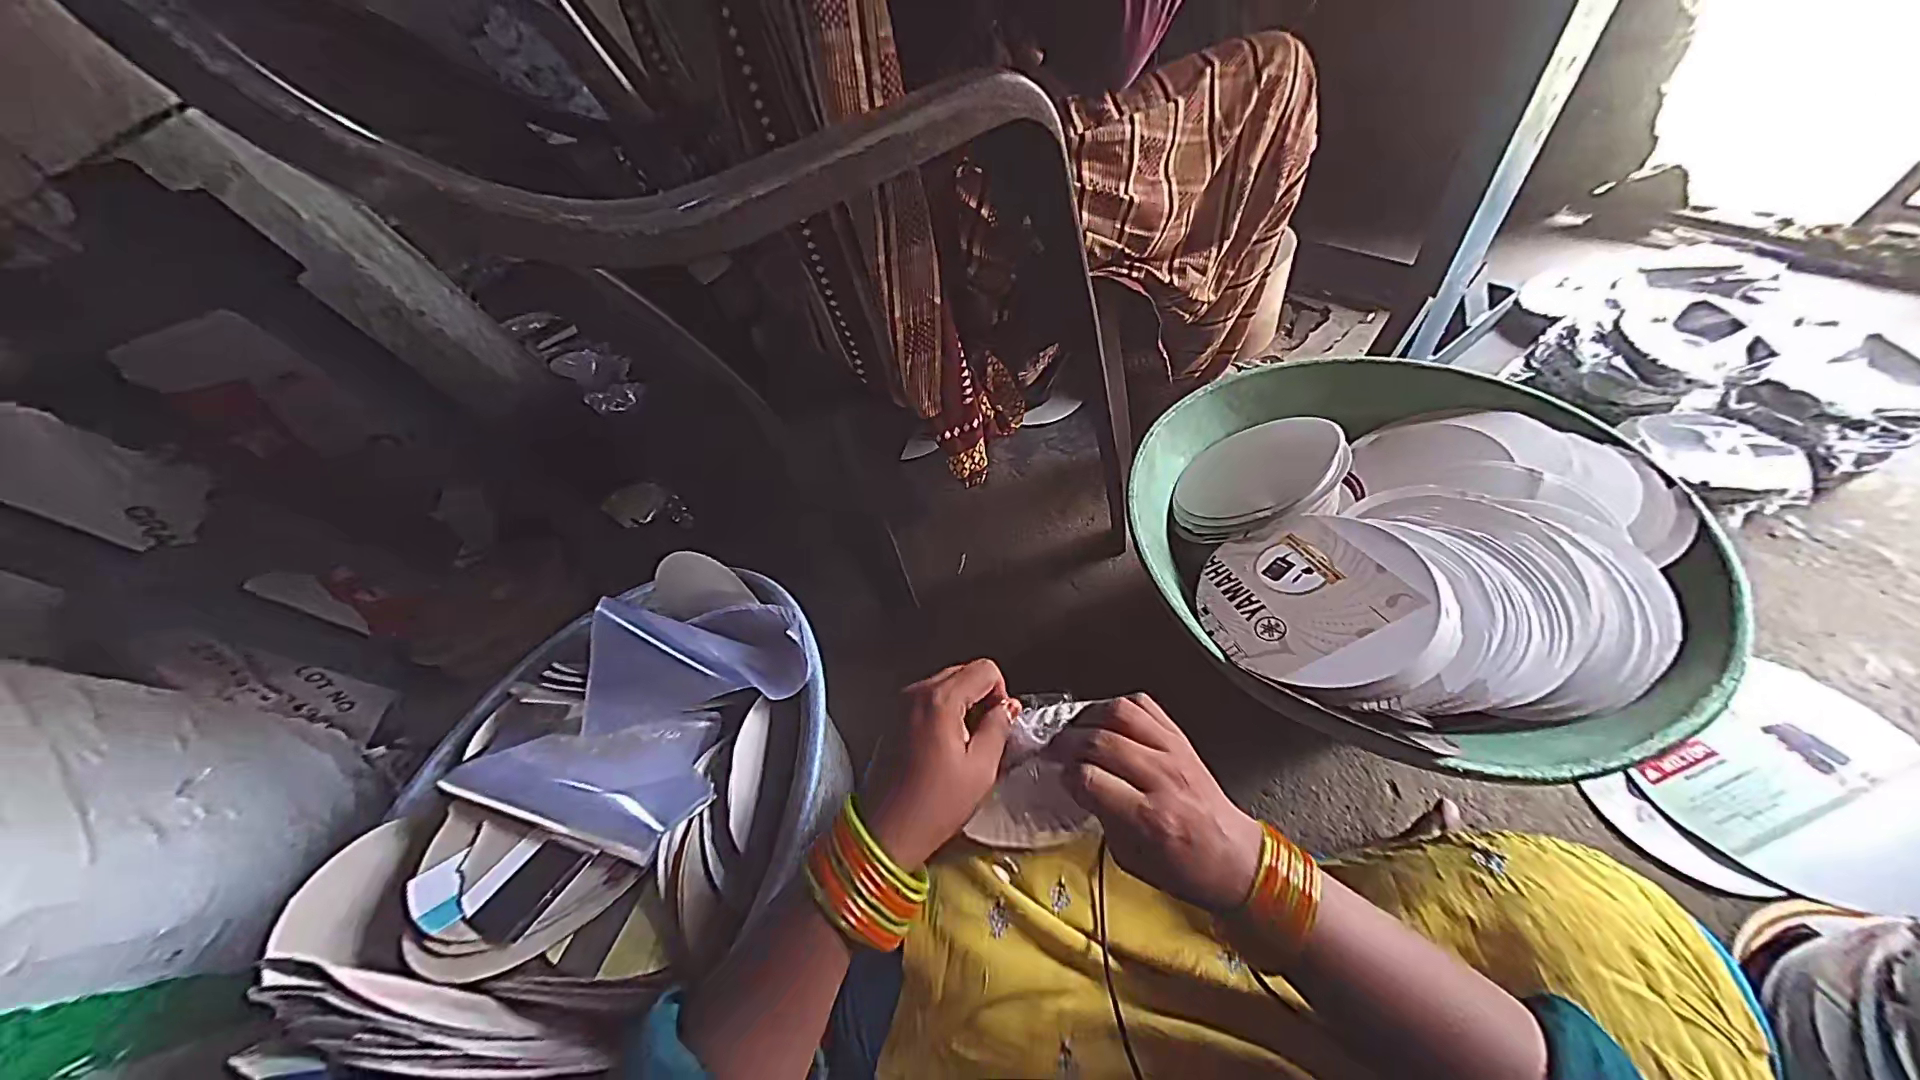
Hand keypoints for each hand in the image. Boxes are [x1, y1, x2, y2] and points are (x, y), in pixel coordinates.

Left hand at [861, 660, 1019, 867]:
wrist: (885, 832)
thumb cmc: (933, 806)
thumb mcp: (980, 769)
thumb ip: (998, 728)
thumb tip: (1007, 707)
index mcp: (939, 700)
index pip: (984, 669)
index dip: (1000, 692)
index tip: (998, 721)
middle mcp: (916, 694)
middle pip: (963, 672)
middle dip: (981, 697)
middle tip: (984, 735)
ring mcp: (900, 704)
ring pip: (945, 685)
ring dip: (962, 706)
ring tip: (963, 746)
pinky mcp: (892, 718)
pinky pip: (927, 700)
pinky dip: (943, 713)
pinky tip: (943, 747)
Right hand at [1048, 694, 1263, 912]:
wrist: (1237, 859)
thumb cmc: (1189, 866)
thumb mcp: (1132, 858)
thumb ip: (1101, 817)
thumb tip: (1076, 784)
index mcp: (1151, 818)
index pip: (1090, 778)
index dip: (1066, 775)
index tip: (1062, 777)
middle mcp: (1164, 778)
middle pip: (1099, 741)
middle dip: (1067, 743)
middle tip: (1057, 751)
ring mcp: (1174, 753)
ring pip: (1120, 713)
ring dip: (1088, 718)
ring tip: (1077, 729)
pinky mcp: (1181, 739)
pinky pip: (1144, 705)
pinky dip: (1118, 707)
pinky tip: (1107, 720)